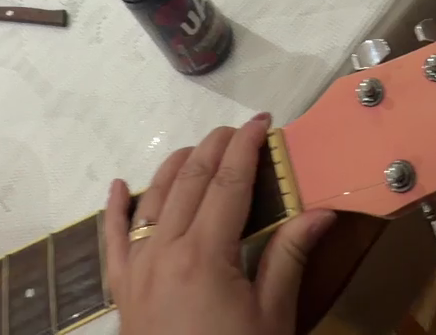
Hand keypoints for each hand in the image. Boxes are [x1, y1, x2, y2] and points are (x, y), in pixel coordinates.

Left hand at [103, 114, 335, 334]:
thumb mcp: (273, 319)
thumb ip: (289, 256)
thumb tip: (322, 209)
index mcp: (205, 253)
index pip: (229, 180)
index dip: (246, 145)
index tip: (262, 121)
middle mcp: (165, 250)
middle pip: (191, 178)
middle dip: (216, 146)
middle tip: (240, 131)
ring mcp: (137, 270)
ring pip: (154, 197)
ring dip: (178, 165)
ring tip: (201, 149)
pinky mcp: (122, 292)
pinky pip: (113, 241)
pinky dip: (115, 209)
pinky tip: (119, 184)